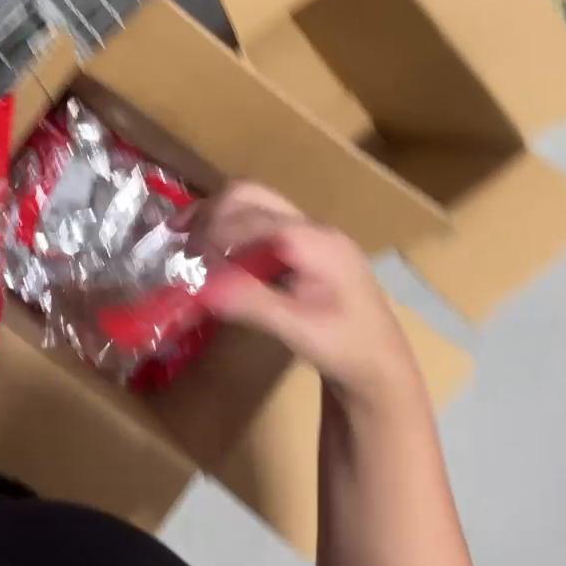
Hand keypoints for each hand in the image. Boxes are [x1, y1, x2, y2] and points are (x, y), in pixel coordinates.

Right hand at [183, 182, 423, 413]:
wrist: (383, 369)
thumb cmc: (346, 350)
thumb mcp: (300, 331)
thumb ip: (252, 303)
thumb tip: (199, 285)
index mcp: (317, 242)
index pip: (254, 220)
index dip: (216, 235)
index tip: (189, 263)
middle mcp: (314, 226)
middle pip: (250, 195)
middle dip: (211, 212)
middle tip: (181, 240)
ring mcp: (310, 232)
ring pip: (252, 201)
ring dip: (217, 215)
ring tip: (187, 237)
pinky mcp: (303, 244)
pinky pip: (258, 219)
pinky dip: (228, 226)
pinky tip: (211, 246)